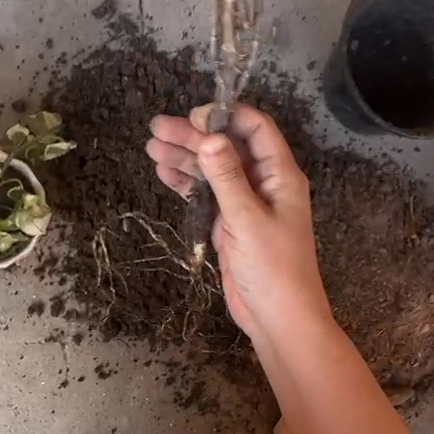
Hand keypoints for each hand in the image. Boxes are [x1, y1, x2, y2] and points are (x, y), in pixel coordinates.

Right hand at [146, 105, 331, 339]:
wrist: (278, 318)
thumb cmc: (273, 268)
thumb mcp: (248, 219)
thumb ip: (227, 177)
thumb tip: (210, 137)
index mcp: (280, 176)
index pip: (256, 129)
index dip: (226, 117)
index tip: (193, 116)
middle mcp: (264, 184)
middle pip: (228, 148)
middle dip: (195, 137)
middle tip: (157, 129)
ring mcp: (246, 205)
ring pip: (214, 171)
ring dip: (186, 159)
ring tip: (152, 148)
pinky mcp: (230, 226)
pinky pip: (207, 196)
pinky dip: (187, 184)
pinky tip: (164, 173)